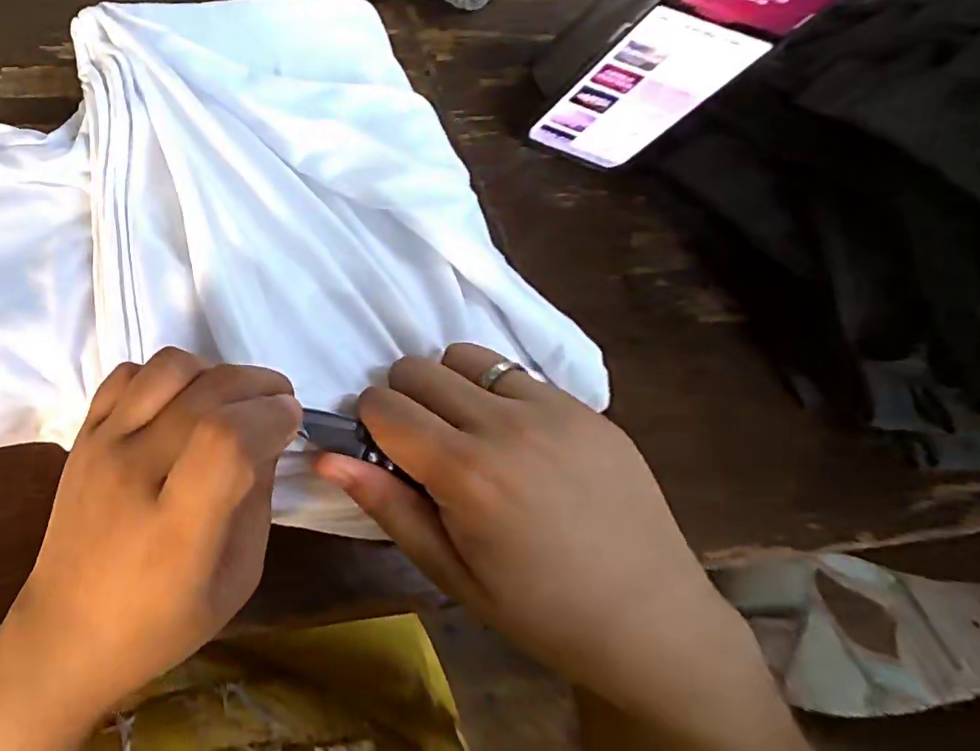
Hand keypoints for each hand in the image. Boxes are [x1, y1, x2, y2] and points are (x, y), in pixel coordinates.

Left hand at [0, 349, 301, 749]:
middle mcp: (133, 473)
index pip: (227, 439)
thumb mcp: (235, 579)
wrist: (67, 628)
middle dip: (257, 384)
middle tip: (278, 399)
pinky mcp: (83, 433)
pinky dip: (165, 374)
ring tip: (230, 396)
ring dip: (213, 370)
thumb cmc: (159, 621)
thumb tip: (269, 435)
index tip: (292, 418)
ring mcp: (101, 445)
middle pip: (205, 392)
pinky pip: (128, 374)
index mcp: (175, 529)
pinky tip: (181, 400)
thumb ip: (257, 500)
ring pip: (167, 368)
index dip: (270, 415)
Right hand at [314, 344, 803, 750]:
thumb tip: (323, 454)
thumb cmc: (538, 610)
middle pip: (415, 369)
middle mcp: (507, 427)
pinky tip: (517, 438)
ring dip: (447, 385)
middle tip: (425, 446)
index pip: (382, 404)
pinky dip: (495, 391)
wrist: (656, 625)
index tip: (388, 453)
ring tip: (468, 432)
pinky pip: (513, 370)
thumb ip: (384, 503)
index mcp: (467, 474)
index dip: (371, 425)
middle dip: (403, 400)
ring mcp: (553, 410)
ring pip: (461, 355)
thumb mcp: (448, 570)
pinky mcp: (586, 407)